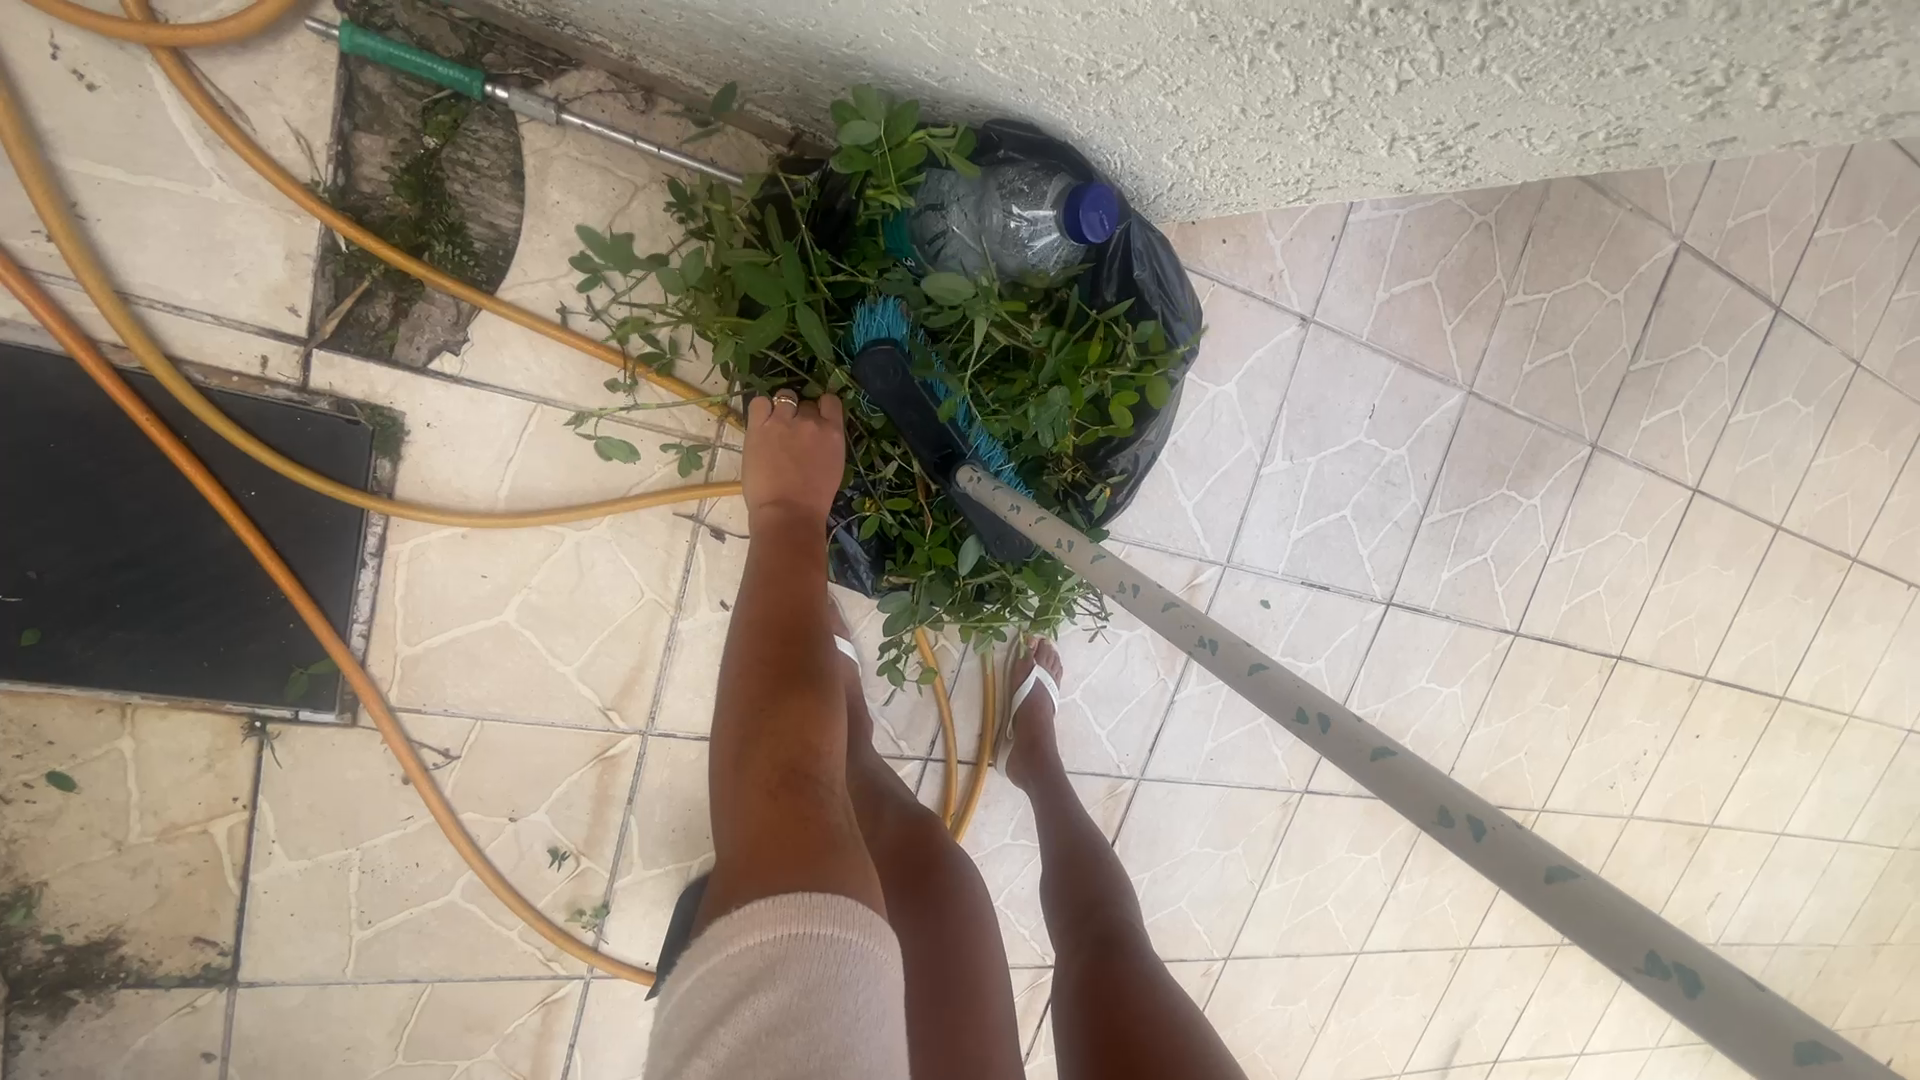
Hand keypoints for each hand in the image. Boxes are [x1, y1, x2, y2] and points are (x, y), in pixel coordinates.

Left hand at [743, 390, 845, 527]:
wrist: (788, 512)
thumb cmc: (815, 499)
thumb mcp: (834, 466)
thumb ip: (828, 444)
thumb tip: (817, 437)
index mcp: (832, 432)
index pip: (830, 401)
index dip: (822, 407)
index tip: (817, 418)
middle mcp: (809, 421)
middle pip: (806, 404)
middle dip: (801, 415)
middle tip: (793, 435)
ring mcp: (782, 421)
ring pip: (784, 398)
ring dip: (782, 409)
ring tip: (776, 427)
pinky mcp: (758, 427)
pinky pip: (759, 403)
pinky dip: (761, 409)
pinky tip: (761, 423)